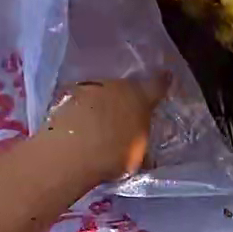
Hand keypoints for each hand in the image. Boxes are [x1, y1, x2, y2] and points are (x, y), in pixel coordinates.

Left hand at [42, 74, 169, 182]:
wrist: (71, 152)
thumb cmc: (113, 155)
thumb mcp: (136, 154)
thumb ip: (141, 144)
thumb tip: (142, 149)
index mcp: (140, 97)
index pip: (157, 85)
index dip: (163, 82)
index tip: (166, 77)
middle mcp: (116, 85)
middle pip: (125, 88)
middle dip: (125, 100)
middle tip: (122, 117)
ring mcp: (90, 87)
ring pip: (101, 92)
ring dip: (101, 104)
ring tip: (97, 125)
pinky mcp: (66, 96)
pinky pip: (80, 101)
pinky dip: (81, 110)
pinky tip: (79, 126)